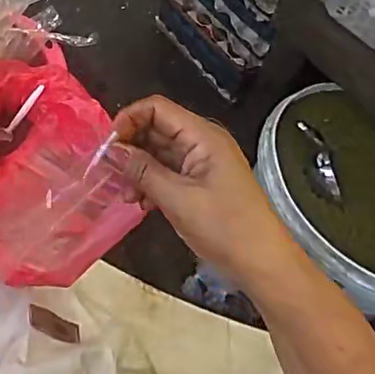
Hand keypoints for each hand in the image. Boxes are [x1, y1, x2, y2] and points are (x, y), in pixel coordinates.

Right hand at [114, 96, 304, 288]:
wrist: (265, 265)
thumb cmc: (225, 228)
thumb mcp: (178, 199)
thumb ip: (142, 171)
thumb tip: (111, 151)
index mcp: (202, 135)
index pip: (156, 108)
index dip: (129, 119)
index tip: (109, 146)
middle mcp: (202, 140)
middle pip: (156, 128)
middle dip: (131, 147)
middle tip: (111, 173)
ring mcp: (202, 161)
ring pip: (159, 151)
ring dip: (139, 168)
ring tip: (126, 195)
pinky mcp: (201, 181)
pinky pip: (168, 170)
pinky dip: (151, 182)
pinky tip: (141, 203)